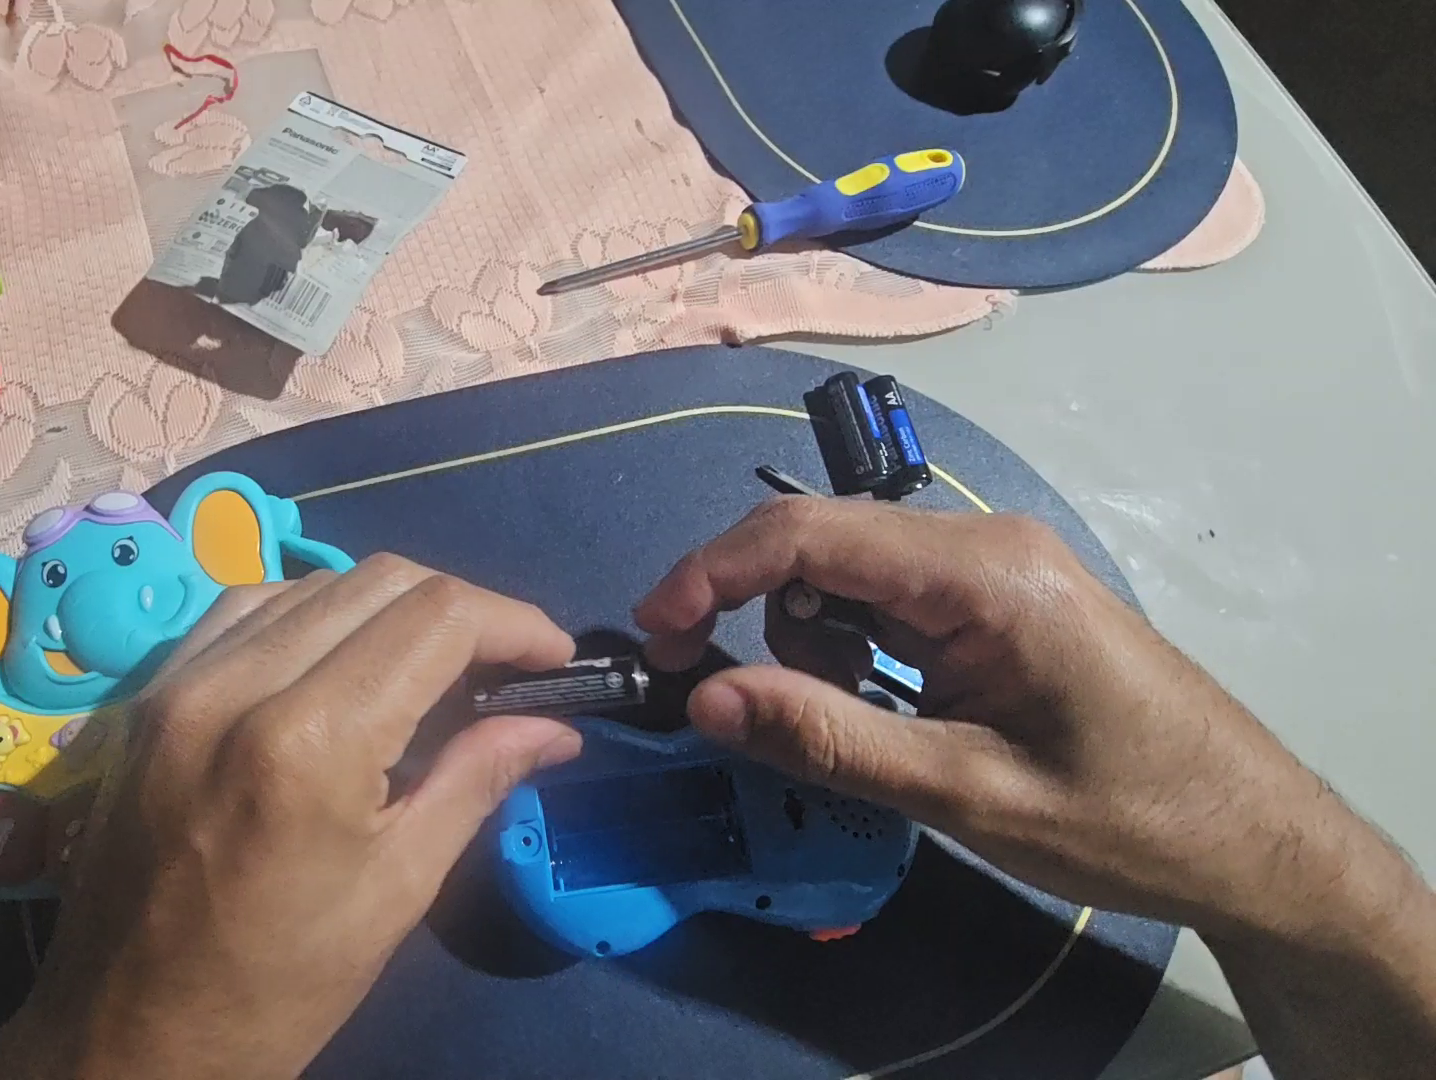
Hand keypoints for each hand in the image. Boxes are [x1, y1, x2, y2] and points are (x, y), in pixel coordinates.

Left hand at [0, 554, 581, 1079]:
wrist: (124, 1037)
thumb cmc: (278, 984)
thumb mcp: (400, 887)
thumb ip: (479, 777)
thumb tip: (556, 726)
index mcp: (308, 743)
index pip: (436, 618)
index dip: (512, 621)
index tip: (553, 655)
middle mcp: (238, 682)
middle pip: (385, 579)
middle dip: (464, 609)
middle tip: (502, 661)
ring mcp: (183, 676)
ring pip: (323, 580)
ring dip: (395, 605)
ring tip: (430, 661)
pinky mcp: (155, 686)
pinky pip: (256, 604)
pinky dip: (322, 611)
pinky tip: (343, 654)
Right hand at [635, 496, 1417, 946]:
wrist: (1265, 850)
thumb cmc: (1131, 821)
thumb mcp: (964, 793)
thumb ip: (826, 738)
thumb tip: (702, 700)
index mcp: (979, 572)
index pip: (807, 536)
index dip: (710, 573)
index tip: (654, 630)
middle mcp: (974, 542)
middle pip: (812, 542)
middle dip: (746, 605)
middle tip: (711, 681)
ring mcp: (979, 563)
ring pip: (834, 572)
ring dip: (805, 640)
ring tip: (855, 716)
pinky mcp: (978, 593)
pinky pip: (870, 596)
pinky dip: (842, 645)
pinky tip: (882, 697)